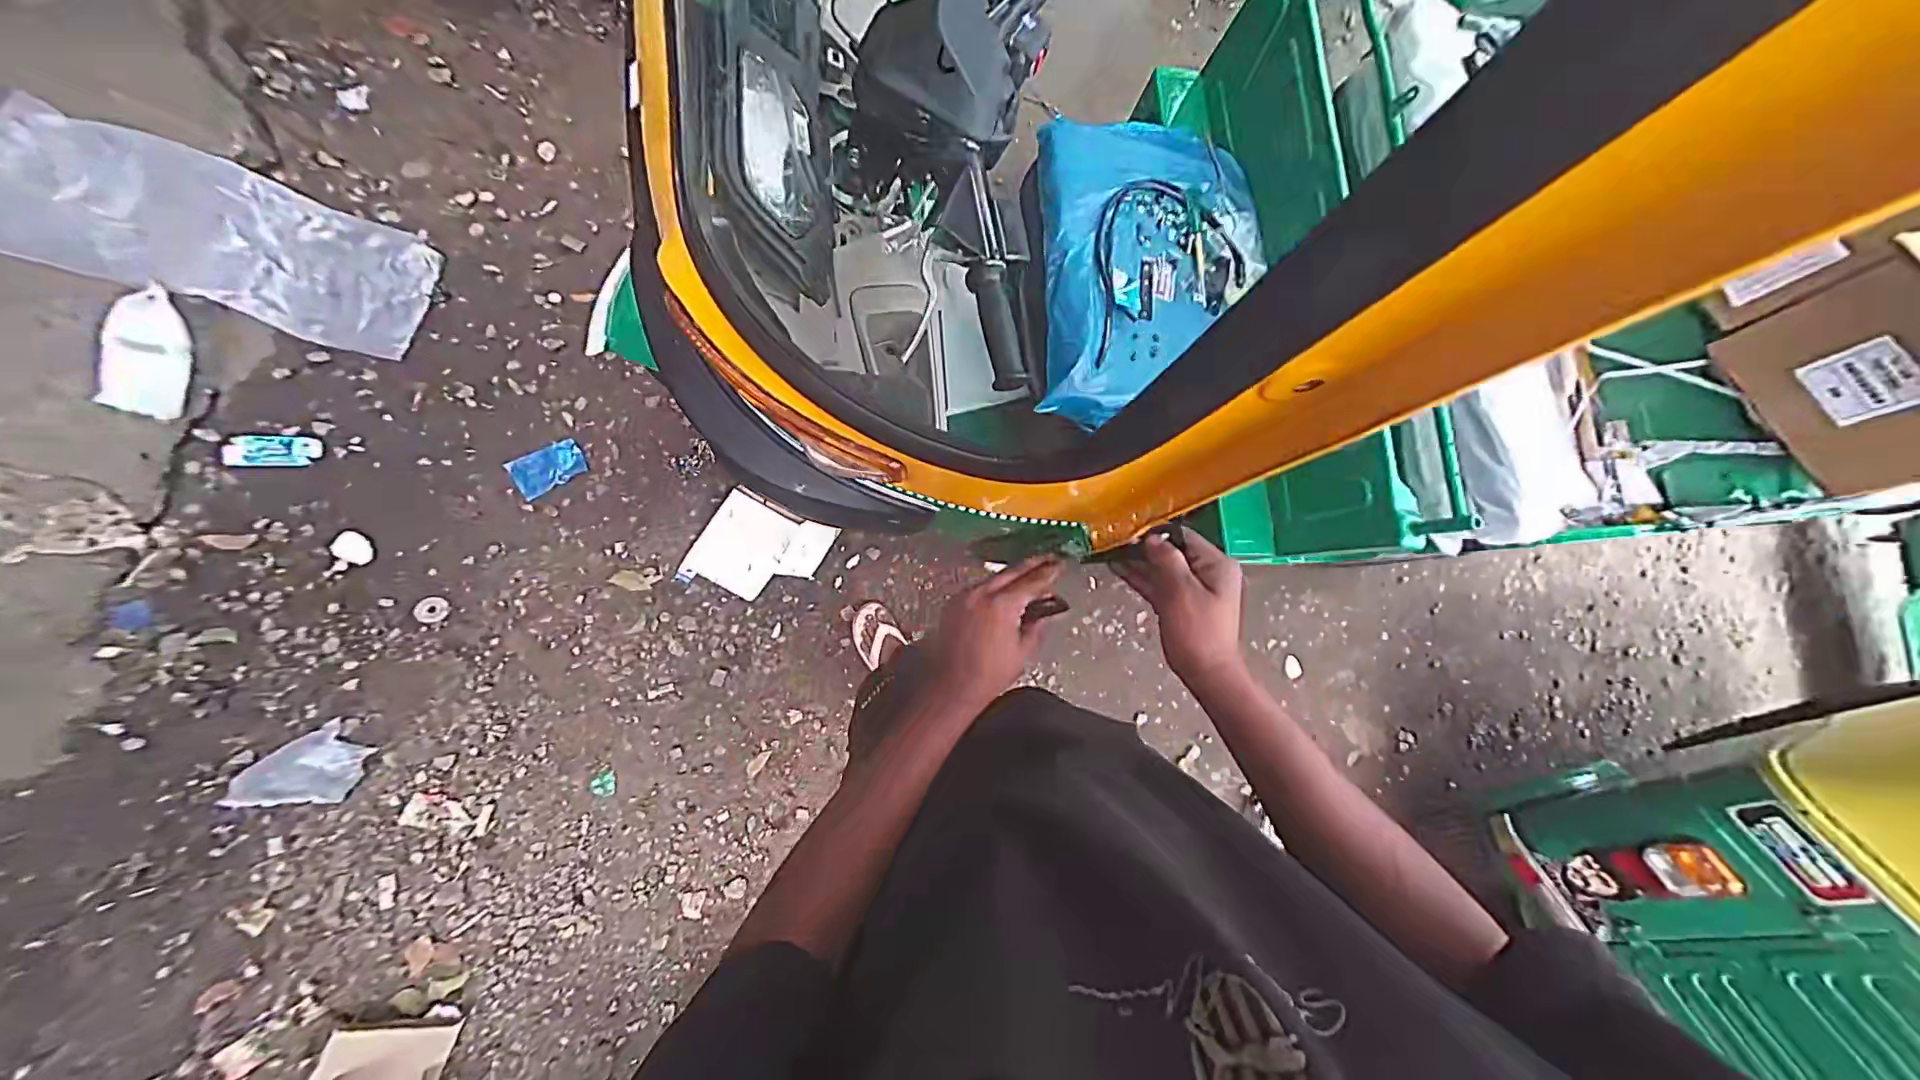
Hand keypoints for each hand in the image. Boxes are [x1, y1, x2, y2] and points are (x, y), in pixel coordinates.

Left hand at [918, 556, 1064, 708]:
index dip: (1049, 572)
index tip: (1059, 566)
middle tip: (1048, 560)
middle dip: (1033, 565)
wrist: (953, 686)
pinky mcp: (954, 604)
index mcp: (1002, 605)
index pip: (1032, 581)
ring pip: (994, 577)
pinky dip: (994, 586)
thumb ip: (1037, 624)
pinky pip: (979, 587)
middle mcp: (981, 595)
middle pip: (1013, 572)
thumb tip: (1044, 610)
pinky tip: (1004, 590)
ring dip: (1013, 575)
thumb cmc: (987, 675)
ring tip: (1029, 576)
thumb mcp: (1023, 650)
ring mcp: (964, 597)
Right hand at [1112, 528, 1247, 687]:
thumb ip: (1166, 560)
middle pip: (1173, 552)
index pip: (1184, 537)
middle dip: (1145, 548)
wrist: (1207, 673)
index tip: (1132, 532)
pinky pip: (1160, 584)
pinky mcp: (1183, 604)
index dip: (1157, 533)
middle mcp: (1209, 573)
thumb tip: (1152, 539)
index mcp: (1217, 565)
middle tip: (1118, 542)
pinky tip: (1122, 570)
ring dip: (1139, 562)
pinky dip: (1143, 578)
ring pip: (1163, 569)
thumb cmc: (1199, 634)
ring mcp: (1196, 590)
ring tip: (1113, 553)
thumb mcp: (1181, 590)